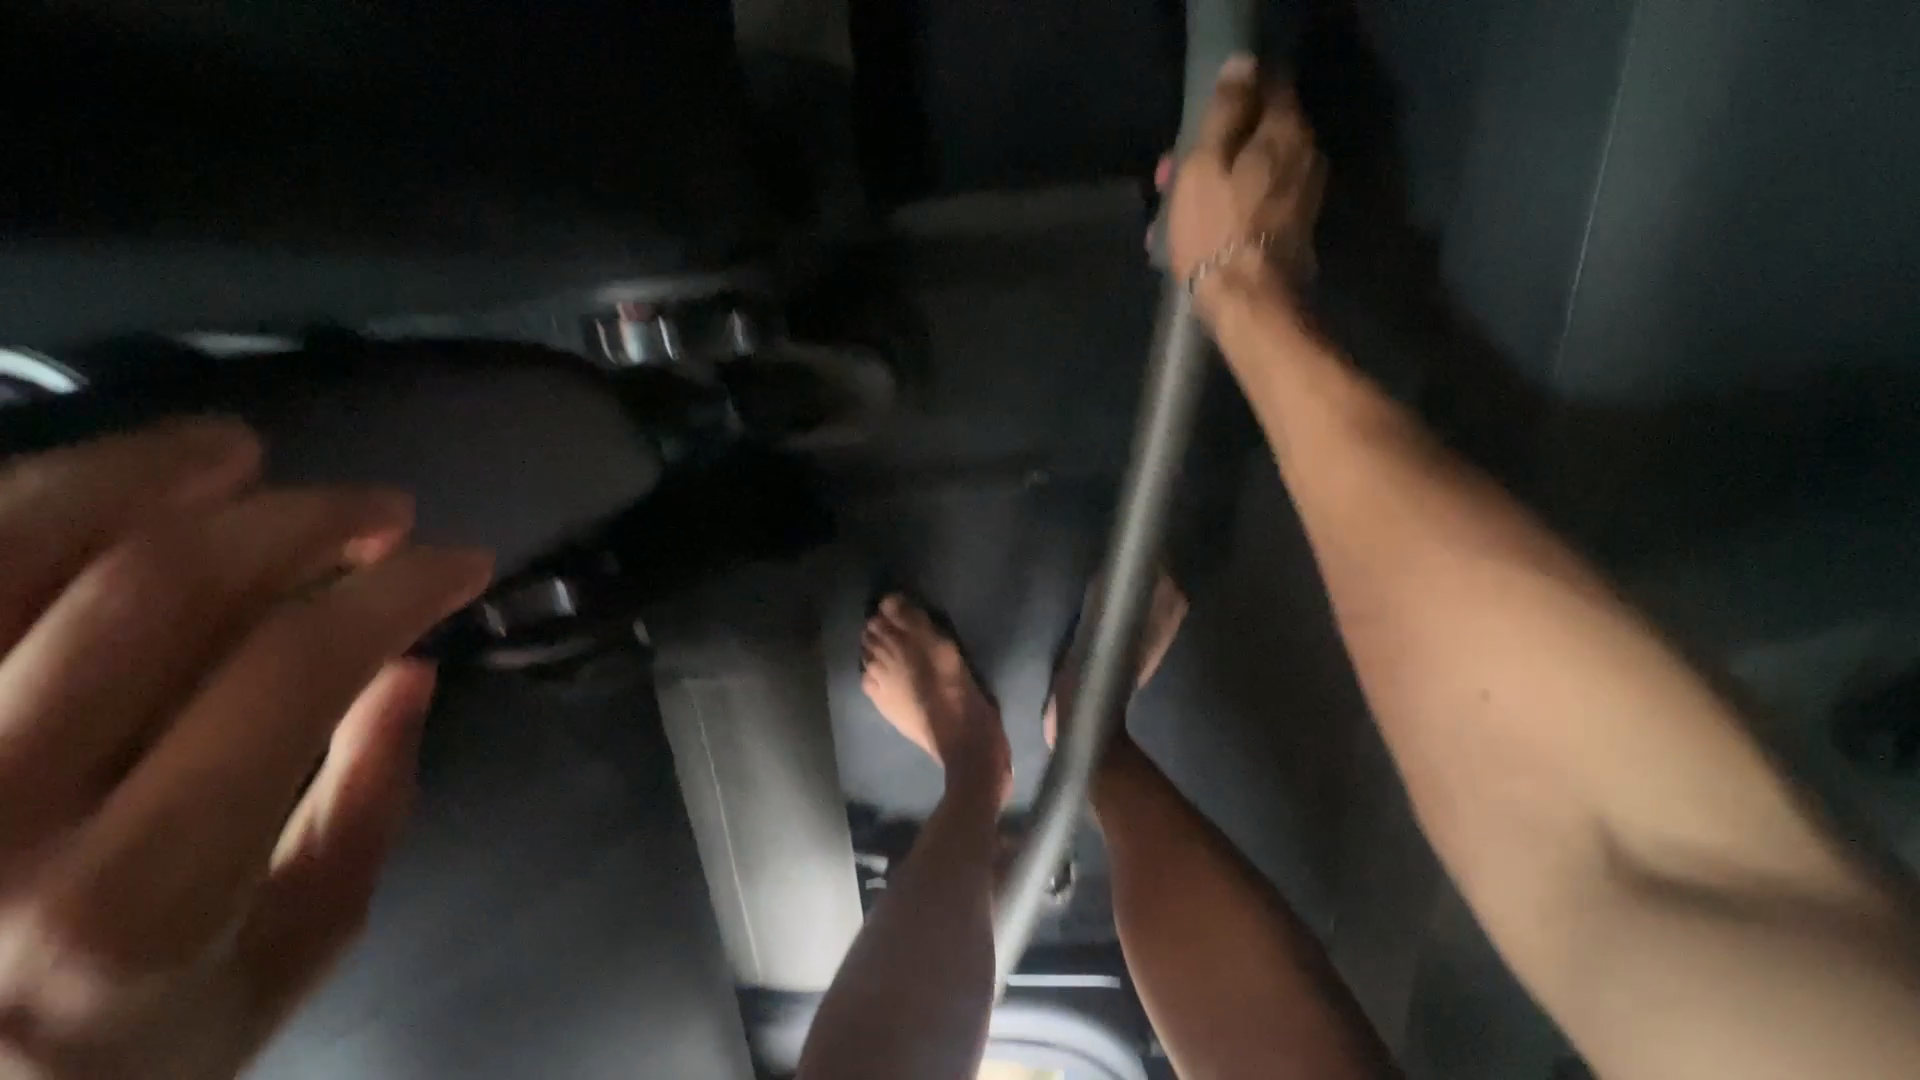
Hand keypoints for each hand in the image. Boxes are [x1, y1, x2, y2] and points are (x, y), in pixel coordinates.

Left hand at [0, 420, 492, 1077]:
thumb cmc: (120, 1055)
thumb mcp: (284, 959)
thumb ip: (364, 805)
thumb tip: (409, 664)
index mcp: (130, 899)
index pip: (296, 668)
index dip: (399, 588)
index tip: (461, 560)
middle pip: (160, 586)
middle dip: (300, 517)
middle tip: (378, 507)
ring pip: (6, 543)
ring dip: (144, 470)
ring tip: (233, 452)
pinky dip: (19, 504)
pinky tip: (95, 491)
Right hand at [1164, 57, 1325, 316]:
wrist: (1249, 303)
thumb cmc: (1217, 232)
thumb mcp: (1204, 166)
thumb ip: (1225, 112)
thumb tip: (1242, 66)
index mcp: (1287, 131)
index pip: (1266, 86)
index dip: (1229, 100)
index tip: (1196, 126)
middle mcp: (1307, 156)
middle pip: (1258, 135)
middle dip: (1217, 150)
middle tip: (1174, 178)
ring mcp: (1304, 196)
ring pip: (1255, 172)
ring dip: (1219, 184)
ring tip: (1178, 215)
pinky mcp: (1294, 231)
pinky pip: (1258, 204)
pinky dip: (1232, 210)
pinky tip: (1202, 234)